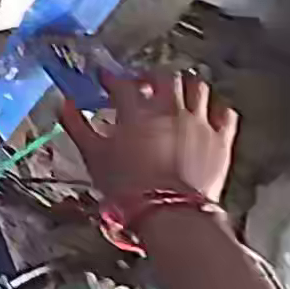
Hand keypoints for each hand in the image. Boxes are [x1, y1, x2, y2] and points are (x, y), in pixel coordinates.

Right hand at [58, 70, 238, 209]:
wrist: (168, 211)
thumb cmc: (125, 183)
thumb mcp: (92, 154)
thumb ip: (77, 125)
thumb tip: (65, 105)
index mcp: (137, 112)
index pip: (122, 84)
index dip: (111, 79)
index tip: (104, 80)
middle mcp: (171, 110)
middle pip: (165, 77)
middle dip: (150, 77)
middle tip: (140, 85)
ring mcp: (200, 122)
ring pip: (198, 87)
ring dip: (183, 86)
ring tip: (173, 94)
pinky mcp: (222, 138)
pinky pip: (224, 111)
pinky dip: (212, 106)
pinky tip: (202, 112)